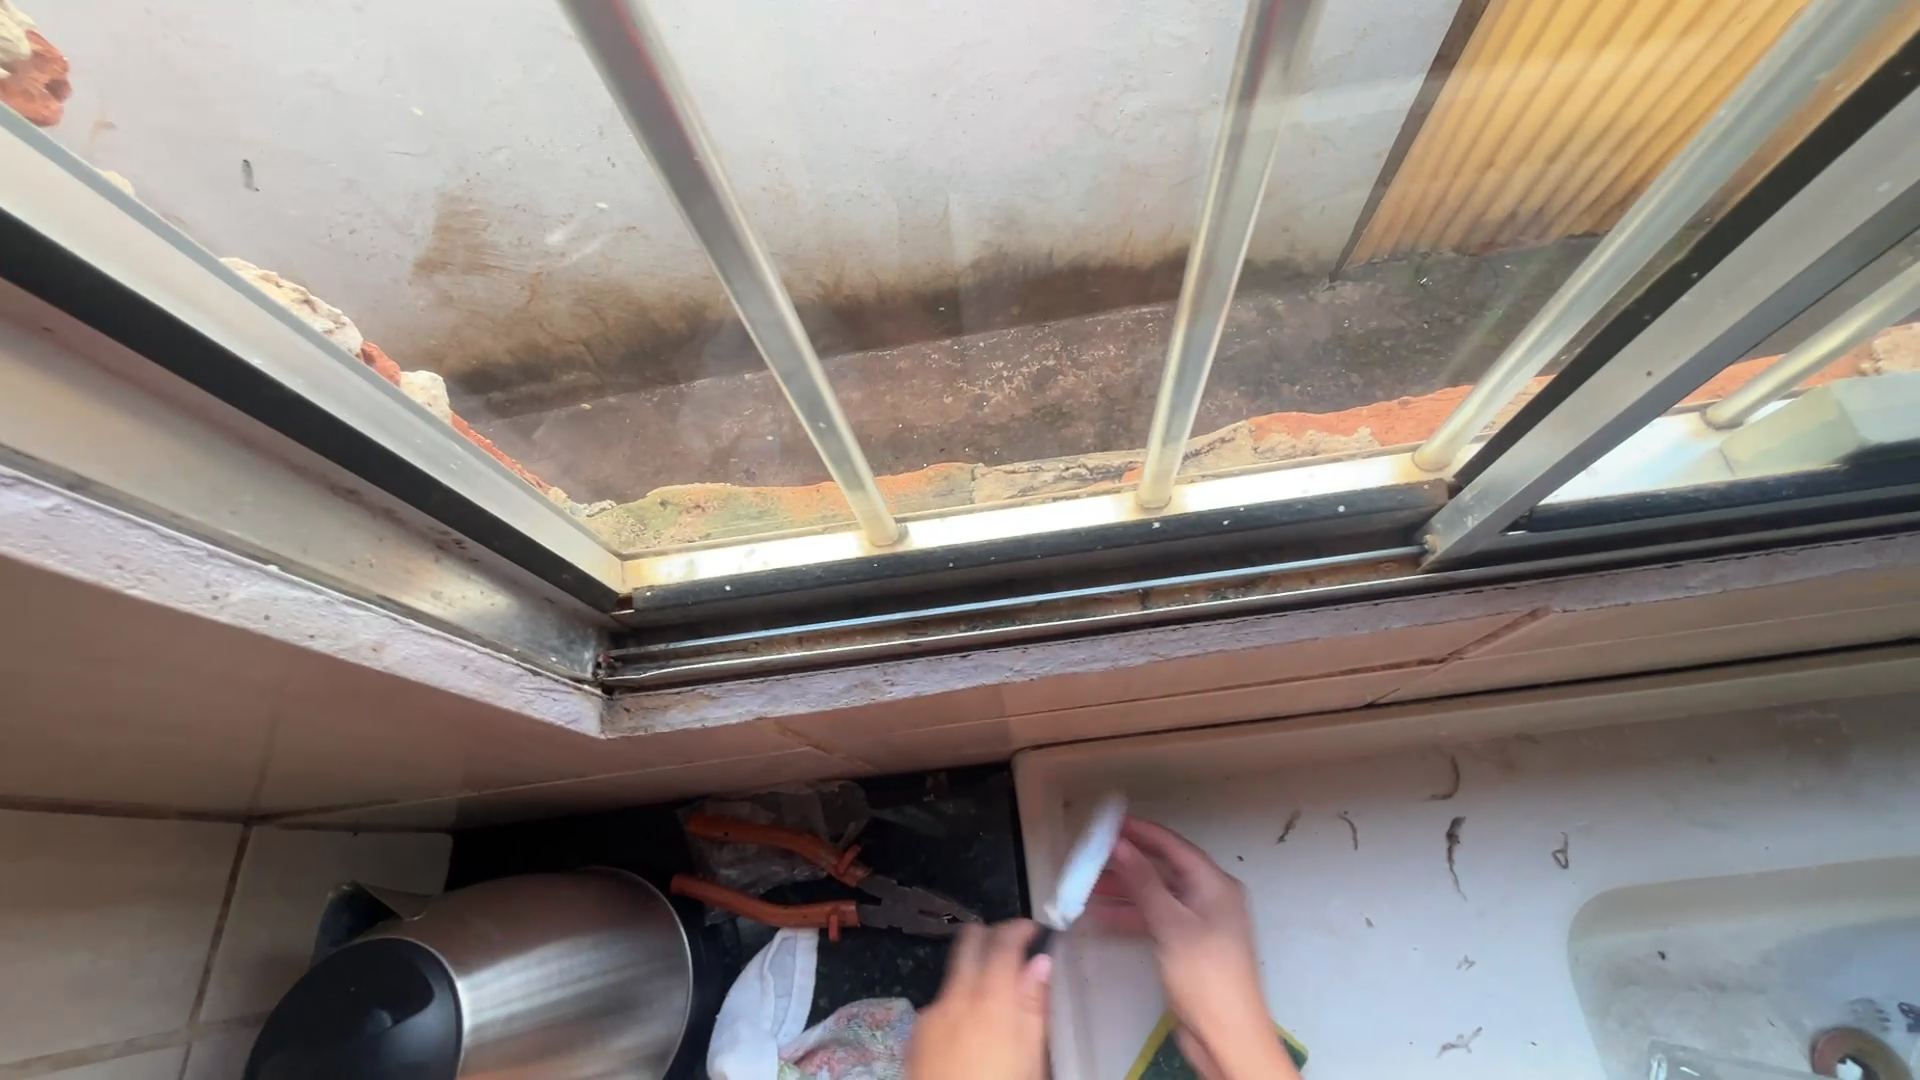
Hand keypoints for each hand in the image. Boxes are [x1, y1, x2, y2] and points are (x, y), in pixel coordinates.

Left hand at [905, 919, 1051, 1079]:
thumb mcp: (1031, 1061)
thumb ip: (1034, 1008)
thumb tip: (1040, 962)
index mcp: (991, 999)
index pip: (1003, 940)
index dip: (1019, 927)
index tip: (1033, 929)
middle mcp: (956, 995)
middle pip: (969, 943)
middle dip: (990, 937)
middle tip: (1010, 948)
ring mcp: (930, 1013)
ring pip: (954, 975)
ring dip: (973, 974)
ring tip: (994, 1002)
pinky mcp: (915, 1034)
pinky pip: (940, 1004)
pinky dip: (957, 1005)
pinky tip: (968, 1035)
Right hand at [1094, 818, 1299, 1079]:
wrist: (1228, 1038)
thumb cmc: (1204, 975)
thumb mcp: (1170, 924)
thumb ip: (1143, 881)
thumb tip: (1119, 845)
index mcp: (1214, 884)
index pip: (1173, 846)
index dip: (1141, 831)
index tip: (1109, 822)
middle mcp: (1209, 897)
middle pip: (1163, 868)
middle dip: (1127, 862)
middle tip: (1091, 855)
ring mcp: (1198, 922)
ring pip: (1156, 894)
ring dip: (1124, 890)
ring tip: (1087, 886)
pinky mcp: (1187, 945)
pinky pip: (1155, 918)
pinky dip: (1131, 915)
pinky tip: (1101, 916)